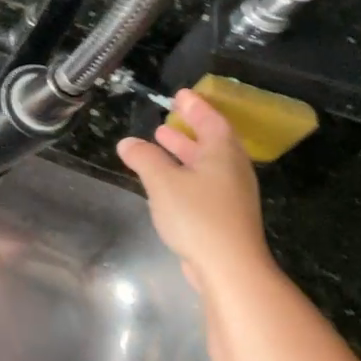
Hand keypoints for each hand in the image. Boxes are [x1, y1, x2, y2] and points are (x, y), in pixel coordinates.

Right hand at [116, 91, 274, 292]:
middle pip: (212, 141)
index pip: (211, 120)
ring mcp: (231, 193)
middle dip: (190, 128)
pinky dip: (187, 172)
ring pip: (207, 163)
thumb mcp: (163, 182)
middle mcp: (231, 169)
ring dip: (186, 151)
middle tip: (170, 117)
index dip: (195, 106)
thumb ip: (144, 159)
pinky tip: (169, 181)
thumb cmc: (197, 216)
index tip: (181, 94)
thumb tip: (128, 143)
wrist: (229, 266)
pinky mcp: (225, 214)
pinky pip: (205, 181)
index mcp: (222, 154)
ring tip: (162, 143)